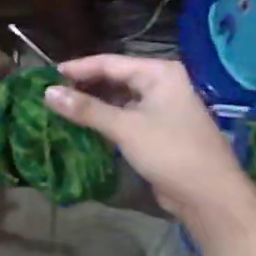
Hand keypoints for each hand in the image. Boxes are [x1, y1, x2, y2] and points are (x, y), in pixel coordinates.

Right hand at [43, 55, 255, 226]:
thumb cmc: (170, 151)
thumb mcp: (125, 128)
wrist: (207, 193)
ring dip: (95, 105)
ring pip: (121, 100)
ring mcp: (163, 109)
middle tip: (53, 94)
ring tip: (63, 110)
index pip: (110, 63)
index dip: (79, 68)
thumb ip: (86, 110)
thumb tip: (47, 93)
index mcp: (159, 73)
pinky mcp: (160, 132)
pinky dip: (107, 121)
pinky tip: (86, 128)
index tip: (48, 75)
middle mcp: (163, 85)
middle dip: (86, 87)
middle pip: (116, 79)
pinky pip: (128, 119)